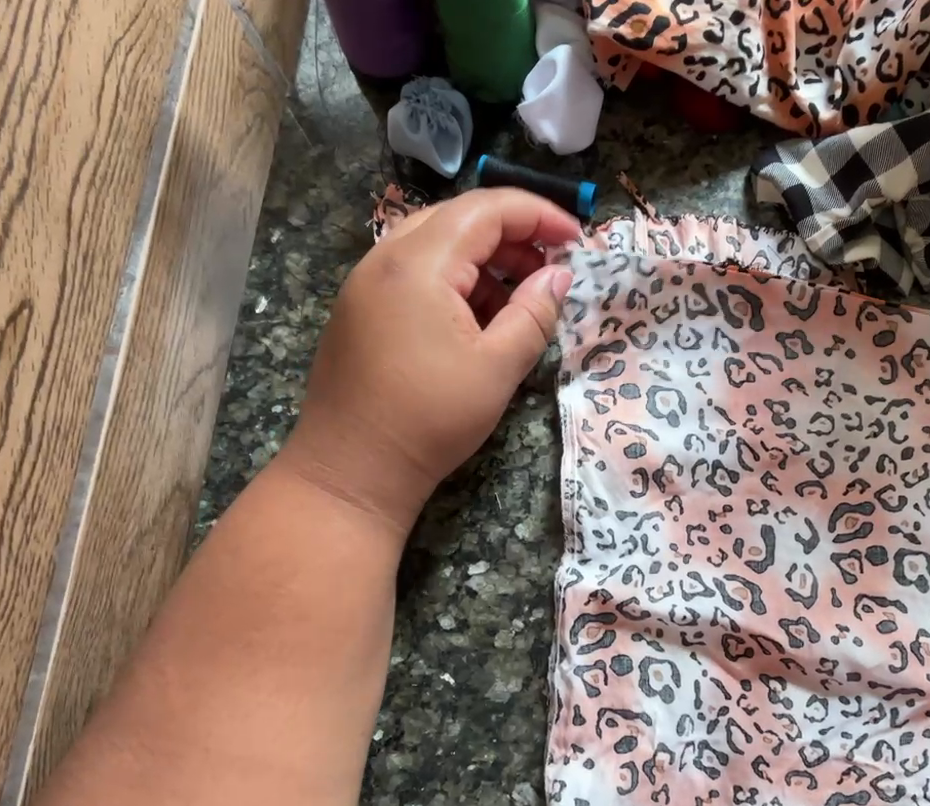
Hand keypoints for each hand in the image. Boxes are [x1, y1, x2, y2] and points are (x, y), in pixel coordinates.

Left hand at [279, 188, 580, 532]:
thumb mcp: (497, 369)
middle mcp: (385, 258)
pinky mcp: (360, 310)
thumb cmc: (430, 421)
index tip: (577, 241)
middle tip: (552, 273)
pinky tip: (478, 322)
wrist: (351, 471)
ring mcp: (365, 283)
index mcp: (418, 263)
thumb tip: (559, 277)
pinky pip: (414, 274)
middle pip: (459, 220)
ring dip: (485, 262)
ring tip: (521, 302)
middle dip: (514, 237)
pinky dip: (455, 283)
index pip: (487, 209)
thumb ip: (533, 314)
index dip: (539, 215)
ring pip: (436, 246)